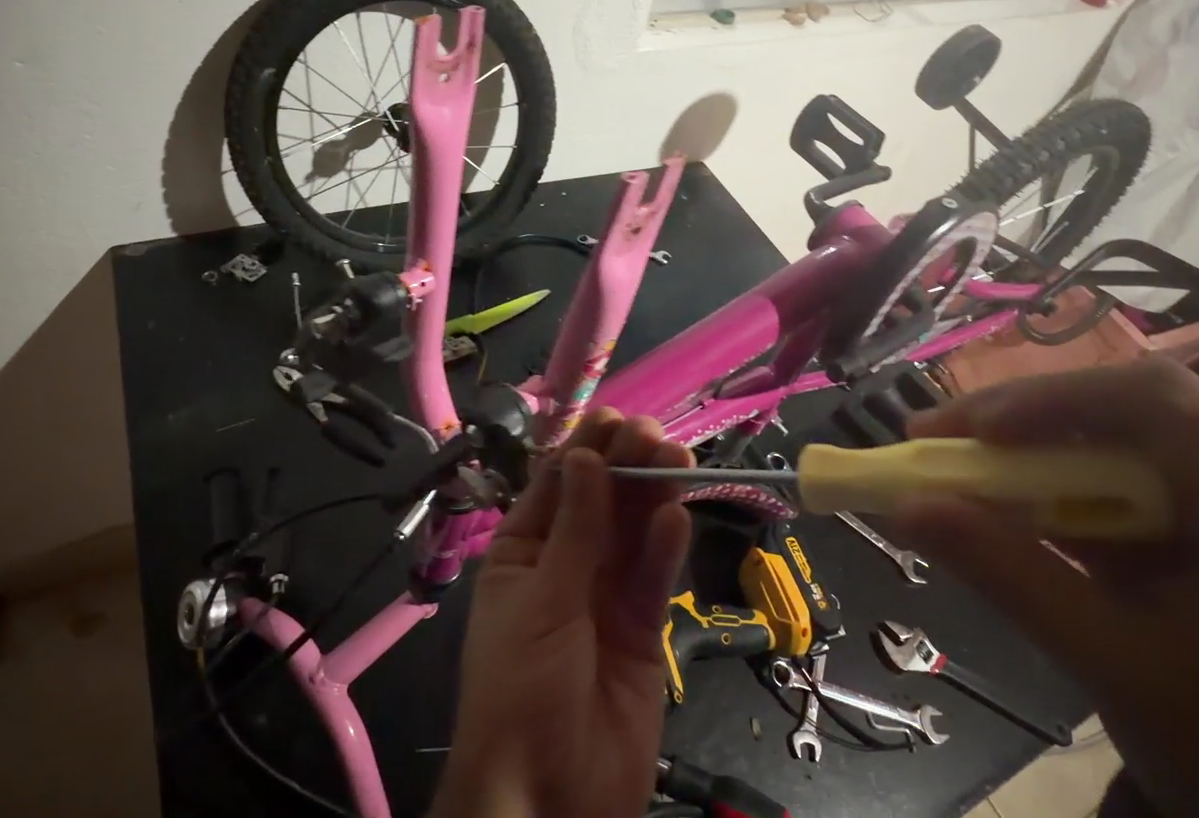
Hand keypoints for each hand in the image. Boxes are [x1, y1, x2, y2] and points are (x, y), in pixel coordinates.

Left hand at [428, 410, 693, 817]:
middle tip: (655, 436)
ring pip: (633, 534)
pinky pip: (654, 578)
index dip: (584, 450)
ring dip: (653, 497)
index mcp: (522, 553)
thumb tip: (584, 456)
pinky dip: (665, 548)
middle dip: (625, 468)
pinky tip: (677, 516)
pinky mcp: (643, 629)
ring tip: (677, 460)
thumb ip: (575, 531)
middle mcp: (565, 566)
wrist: (547, 794)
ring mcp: (605, 597)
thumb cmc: (521, 688)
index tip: (616, 418)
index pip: (556, 488)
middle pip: (601, 504)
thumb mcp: (541, 601)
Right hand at [894, 358, 1198, 817]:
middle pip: (1144, 412)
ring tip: (964, 469)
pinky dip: (1071, 493)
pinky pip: (1141, 492)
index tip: (969, 430)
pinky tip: (1020, 514)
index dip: (1056, 399)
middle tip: (944, 436)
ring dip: (1046, 453)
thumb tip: (903, 509)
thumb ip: (1006, 577)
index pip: (1162, 405)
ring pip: (1137, 447)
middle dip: (1035, 416)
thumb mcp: (1110, 666)